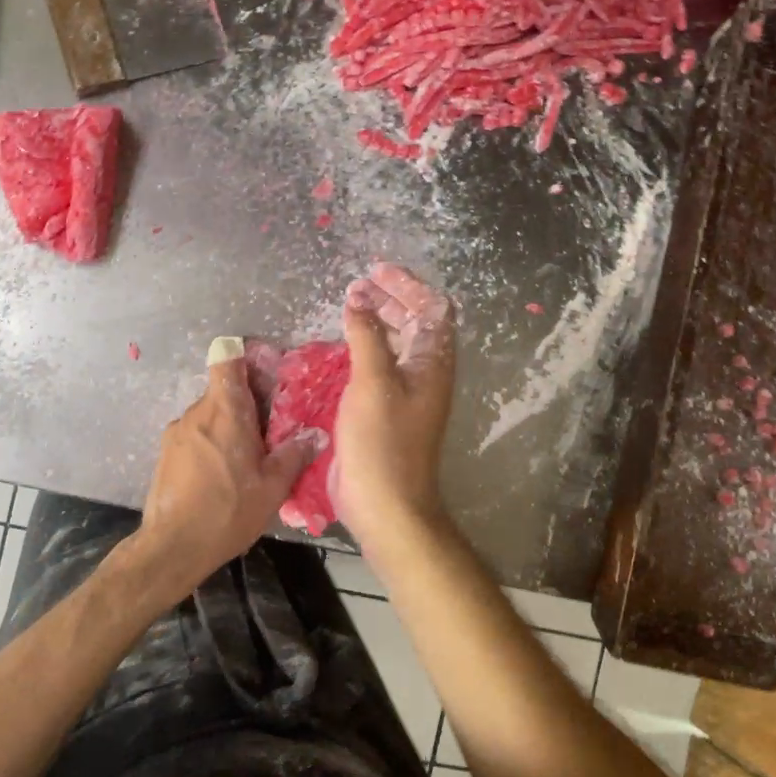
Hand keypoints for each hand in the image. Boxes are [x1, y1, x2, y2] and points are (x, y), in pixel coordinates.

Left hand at [129, 339, 319, 602]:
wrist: (173, 545)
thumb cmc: (228, 512)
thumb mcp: (272, 487)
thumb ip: (294, 456)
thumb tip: (314, 436)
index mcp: (225, 411)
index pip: (226, 359)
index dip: (244, 357)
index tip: (264, 373)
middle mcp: (197, 412)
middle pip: (222, 391)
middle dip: (246, 405)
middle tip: (269, 432)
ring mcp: (176, 432)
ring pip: (208, 416)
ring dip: (227, 428)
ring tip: (246, 461)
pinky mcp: (165, 453)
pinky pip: (194, 436)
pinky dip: (210, 446)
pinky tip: (221, 477)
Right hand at [331, 263, 455, 538]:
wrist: (385, 504)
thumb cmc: (383, 442)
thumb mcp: (373, 382)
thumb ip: (367, 336)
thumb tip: (359, 299)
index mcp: (433, 364)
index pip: (433, 310)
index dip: (409, 285)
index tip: (376, 272)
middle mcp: (425, 375)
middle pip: (416, 324)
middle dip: (391, 299)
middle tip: (359, 284)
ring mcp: (406, 395)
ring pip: (397, 345)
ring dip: (377, 321)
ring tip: (349, 306)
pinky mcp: (385, 412)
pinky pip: (379, 366)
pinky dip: (364, 347)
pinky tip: (342, 346)